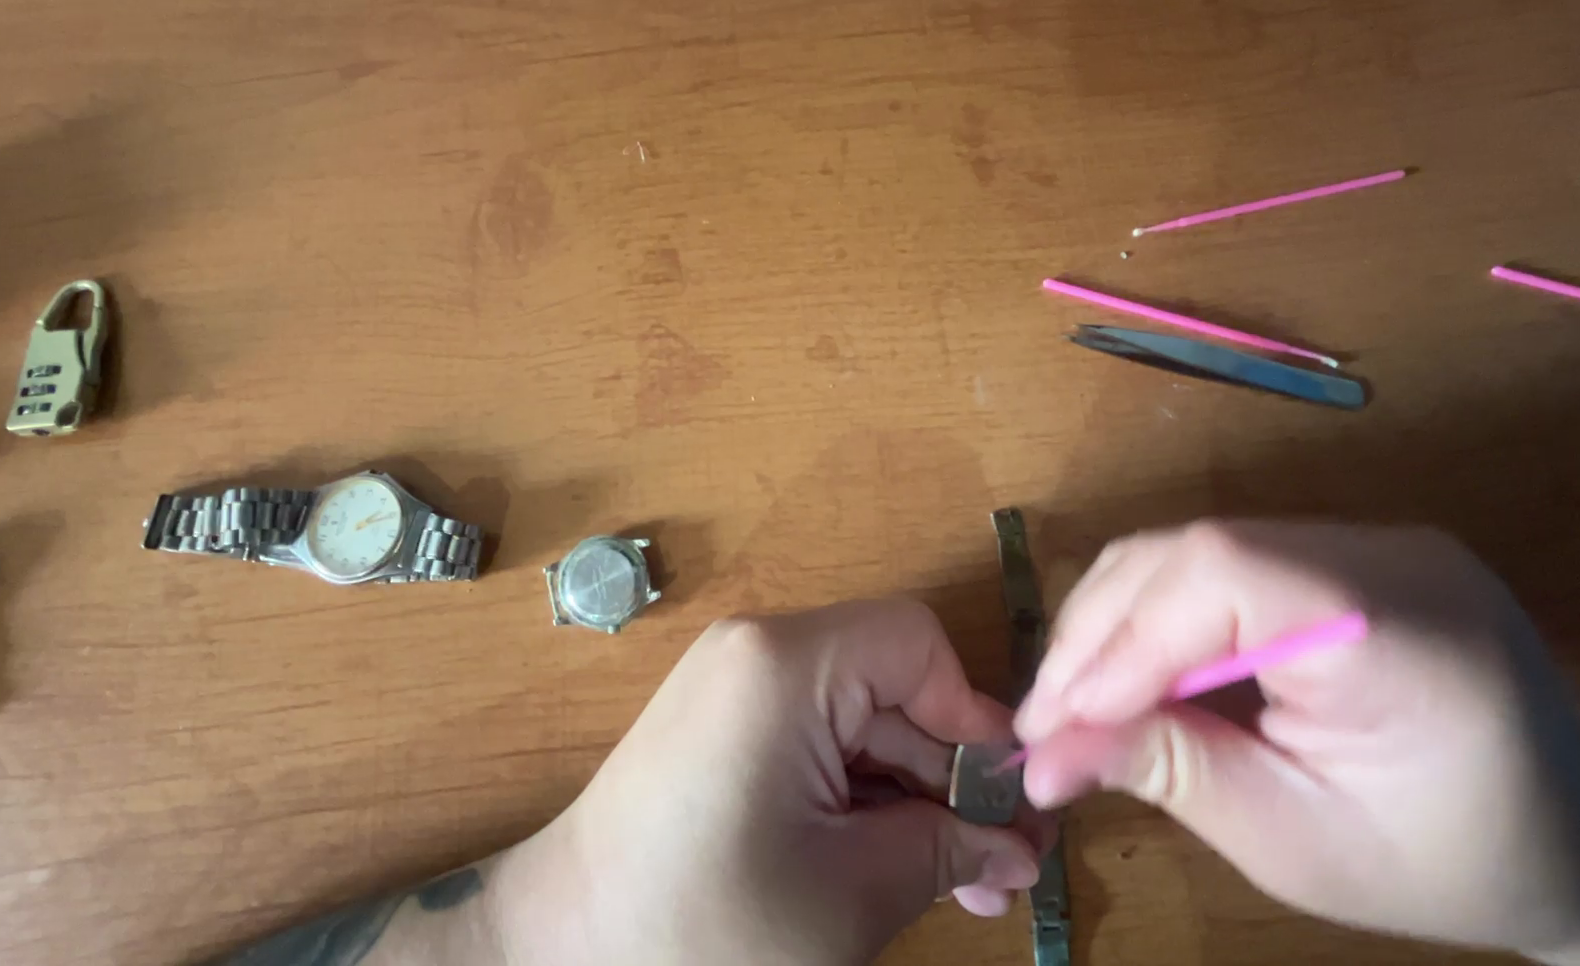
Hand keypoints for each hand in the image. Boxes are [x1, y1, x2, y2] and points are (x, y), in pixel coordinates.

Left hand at [493, 599, 1046, 965]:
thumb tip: (1018, 845)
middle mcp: (760, 650)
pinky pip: (820, 737)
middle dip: (948, 774)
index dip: (971, 717)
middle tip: (997, 868)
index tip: (1004, 804)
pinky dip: (862, 792)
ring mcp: (739, 683)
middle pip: (891, 684)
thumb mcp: (848, 892)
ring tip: (958, 881)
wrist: (561, 948)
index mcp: (785, 662)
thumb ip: (946, 850)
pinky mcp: (728, 722)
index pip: (915, 643)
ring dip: (911, 794)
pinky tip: (893, 861)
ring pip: (861, 719)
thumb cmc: (703, 923)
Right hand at [1011, 521, 1579, 958]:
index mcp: (1401, 631)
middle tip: (1042, 717)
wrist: (1566, 829)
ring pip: (1178, 549)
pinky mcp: (1323, 549)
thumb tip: (1038, 760)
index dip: (1126, 637)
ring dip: (1106, 620)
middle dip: (1095, 633)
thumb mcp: (1295, 842)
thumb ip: (1167, 775)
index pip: (1222, 575)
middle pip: (1185, 553)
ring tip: (1069, 696)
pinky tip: (1120, 667)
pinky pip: (1202, 563)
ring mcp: (1353, 539)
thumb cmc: (1442, 859)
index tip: (1061, 720)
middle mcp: (1379, 555)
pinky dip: (1143, 613)